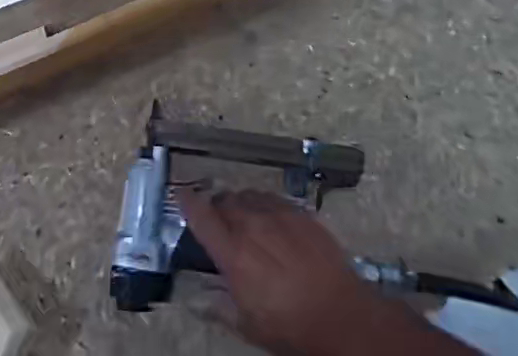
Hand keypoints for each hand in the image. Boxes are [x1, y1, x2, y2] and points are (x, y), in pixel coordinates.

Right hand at [177, 189, 476, 355]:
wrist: (338, 311)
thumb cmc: (288, 324)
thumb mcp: (247, 324)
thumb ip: (219, 305)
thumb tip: (197, 297)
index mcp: (234, 254)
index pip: (203, 217)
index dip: (188, 202)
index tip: (180, 193)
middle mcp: (253, 225)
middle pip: (226, 201)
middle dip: (218, 207)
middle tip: (217, 220)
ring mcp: (280, 214)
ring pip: (250, 195)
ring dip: (241, 203)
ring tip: (243, 218)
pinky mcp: (301, 212)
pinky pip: (275, 198)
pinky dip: (265, 204)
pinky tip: (270, 220)